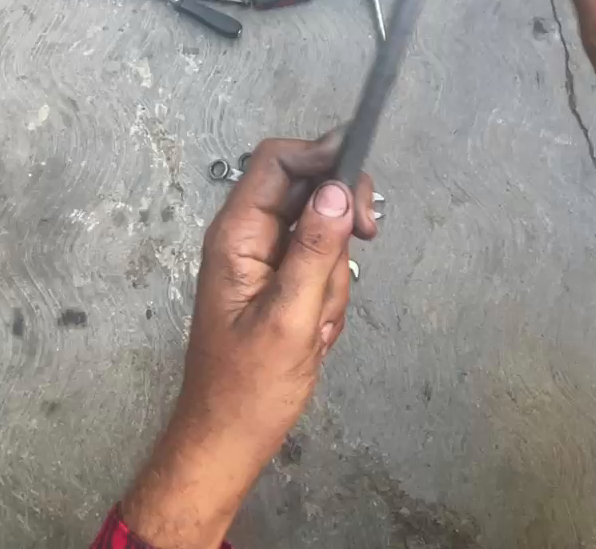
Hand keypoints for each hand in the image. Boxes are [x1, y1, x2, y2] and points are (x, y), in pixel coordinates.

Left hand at [120, 133, 378, 548]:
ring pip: (321, 228)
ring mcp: (265, 257)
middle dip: (340, 216)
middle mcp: (249, 235)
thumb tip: (338, 189)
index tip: (361, 179)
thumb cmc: (248, 389)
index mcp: (237, 233)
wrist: (227, 441)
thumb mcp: (289, 318)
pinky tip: (318, 327)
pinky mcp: (280, 279)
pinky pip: (320, 262)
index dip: (320, 154)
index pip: (277, 161)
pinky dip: (330, 290)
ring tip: (320, 318)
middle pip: (306, 186)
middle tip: (369, 236)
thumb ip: (314, 250)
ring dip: (334, 269)